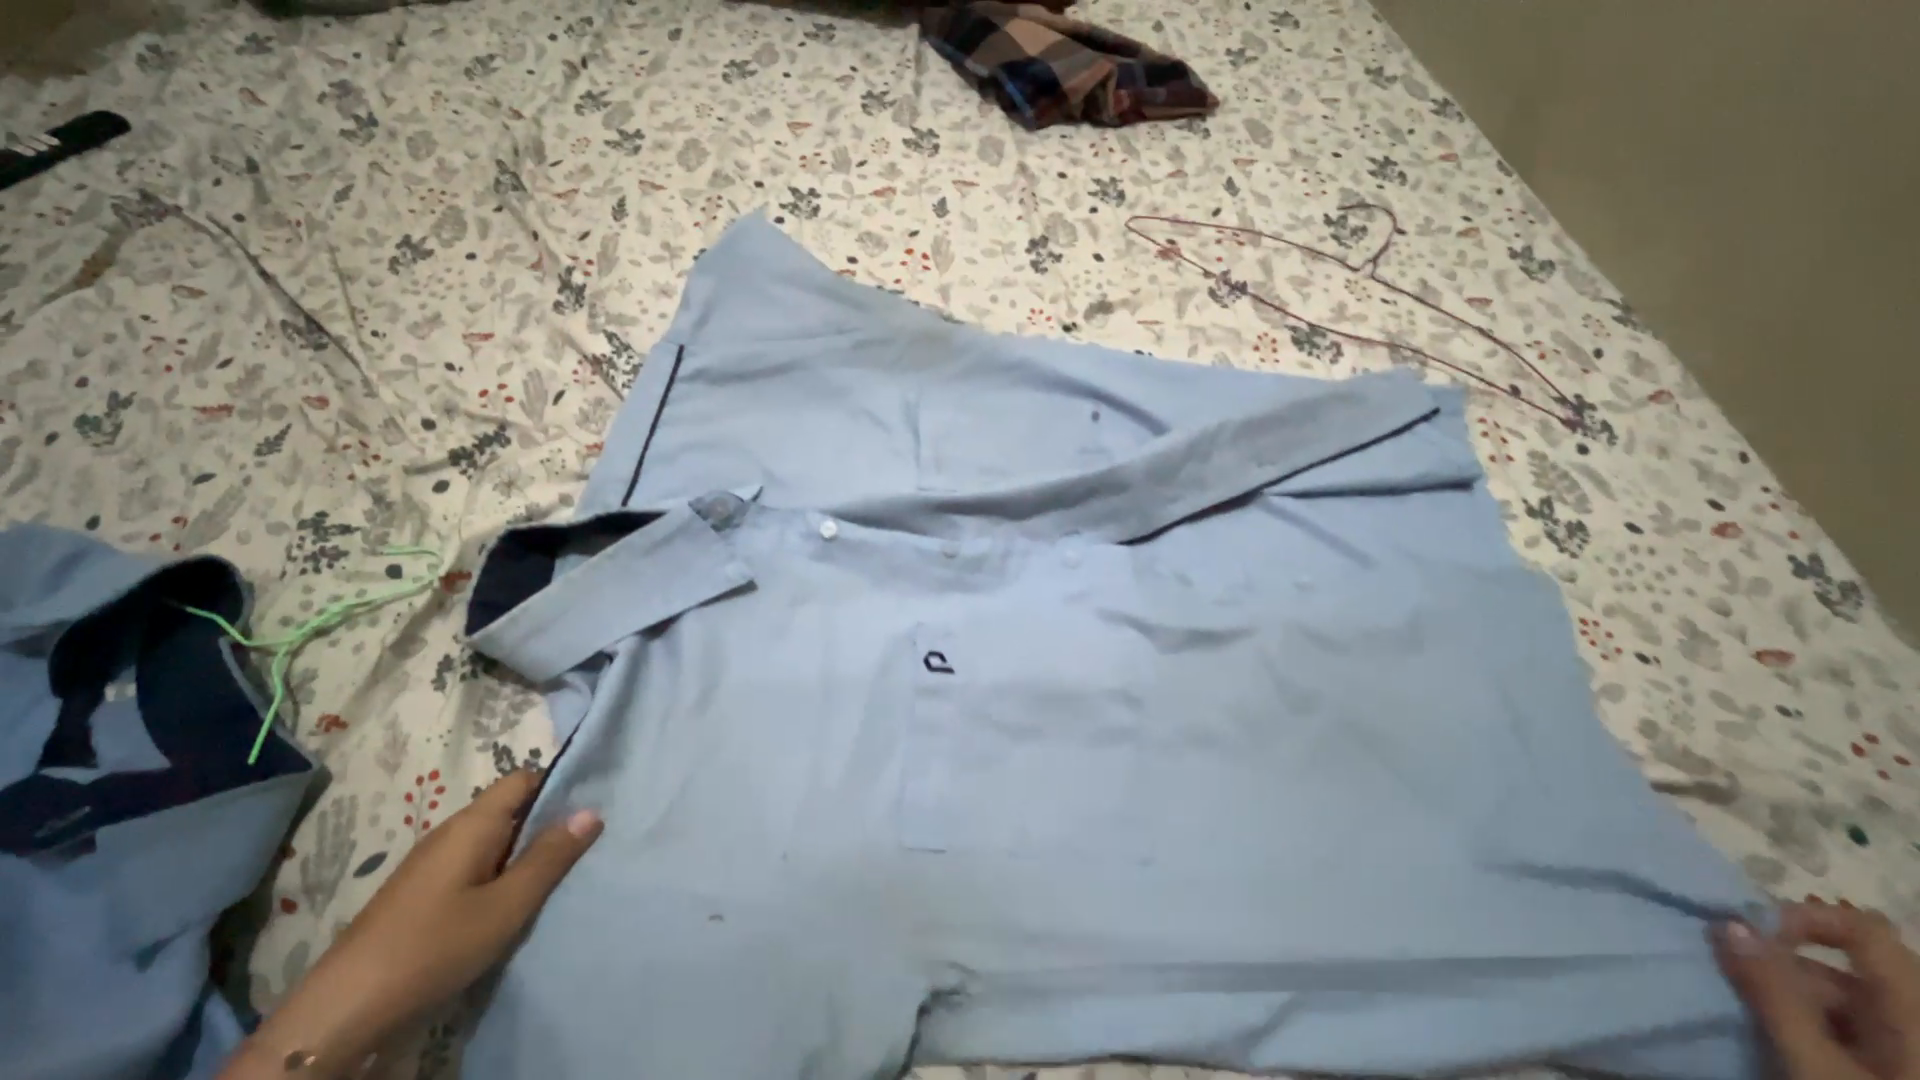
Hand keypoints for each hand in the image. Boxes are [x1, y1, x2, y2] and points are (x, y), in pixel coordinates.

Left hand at [222, 770, 601, 1078]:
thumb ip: (550, 857)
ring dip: (523, 853)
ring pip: (491, 840)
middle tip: (584, 847)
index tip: (590, 808)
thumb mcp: (508, 905)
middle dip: (545, 822)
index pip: (521, 779)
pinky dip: (499, 874)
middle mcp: (450, 832)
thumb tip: (590, 811)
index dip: (557, 785)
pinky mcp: (421, 892)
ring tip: (556, 876)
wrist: (348, 1006)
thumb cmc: (436, 945)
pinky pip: (473, 865)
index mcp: (472, 824)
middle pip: (507, 808)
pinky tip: (511, 903)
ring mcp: (431, 863)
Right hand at [1715, 902, 1919, 1079]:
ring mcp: (1910, 1050)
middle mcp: (1918, 1021)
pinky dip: (1808, 1034)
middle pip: (1843, 970)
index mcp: (1918, 1009)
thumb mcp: (1815, 1068)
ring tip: (1751, 1029)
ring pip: (1840, 1005)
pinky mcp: (1896, 1070)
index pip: (1862, 927)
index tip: (1746, 938)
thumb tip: (1727, 922)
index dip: (1803, 919)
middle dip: (1780, 974)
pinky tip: (1781, 1054)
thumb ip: (1772, 993)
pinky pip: (1848, 1035)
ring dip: (1787, 1006)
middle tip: (1731, 990)